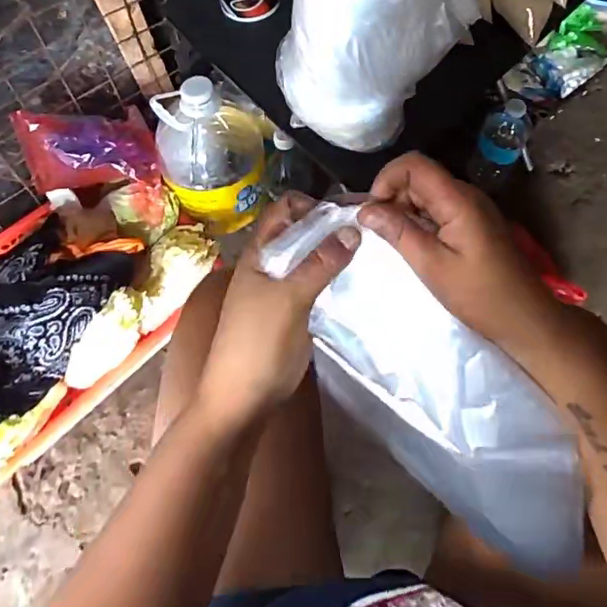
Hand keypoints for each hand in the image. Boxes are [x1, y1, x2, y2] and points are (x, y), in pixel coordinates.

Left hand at [194, 193, 354, 427]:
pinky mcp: (292, 310)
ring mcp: (280, 289)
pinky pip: (315, 281)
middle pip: (300, 231)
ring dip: (333, 251)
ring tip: (367, 252)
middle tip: (366, 231)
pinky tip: (355, 280)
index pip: (285, 209)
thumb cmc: (258, 345)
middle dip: (329, 226)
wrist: (240, 403)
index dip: (312, 204)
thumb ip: (320, 263)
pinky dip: (333, 275)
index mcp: (259, 254)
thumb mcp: (290, 299)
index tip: (345, 213)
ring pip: (309, 257)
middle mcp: (269, 265)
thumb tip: (353, 229)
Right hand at [360, 153, 579, 372]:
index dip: (387, 179)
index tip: (373, 211)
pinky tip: (417, 245)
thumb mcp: (432, 266)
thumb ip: (399, 232)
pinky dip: (422, 218)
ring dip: (406, 209)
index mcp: (458, 200)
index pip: (415, 164)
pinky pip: (441, 207)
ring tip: (396, 241)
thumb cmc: (480, 295)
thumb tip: (365, 210)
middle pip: (421, 175)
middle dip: (394, 196)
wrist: (526, 317)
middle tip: (381, 232)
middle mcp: (467, 194)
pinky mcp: (476, 220)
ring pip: (429, 191)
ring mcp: (474, 206)